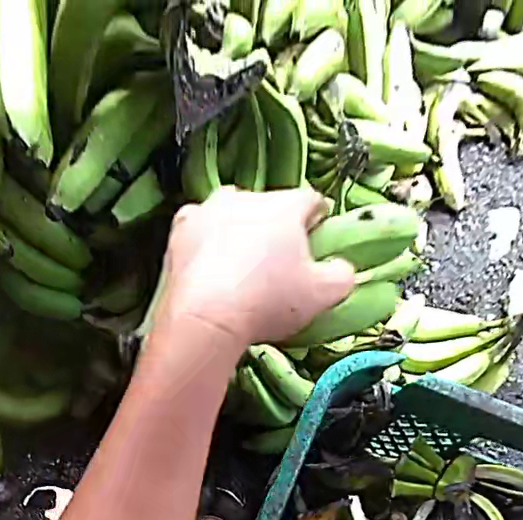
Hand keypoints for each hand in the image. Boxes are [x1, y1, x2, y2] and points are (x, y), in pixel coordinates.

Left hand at [153, 187, 355, 352]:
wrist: (205, 319)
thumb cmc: (268, 302)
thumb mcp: (322, 295)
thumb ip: (342, 276)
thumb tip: (343, 269)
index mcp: (286, 205)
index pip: (311, 201)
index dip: (316, 221)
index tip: (315, 241)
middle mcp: (246, 197)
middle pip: (268, 207)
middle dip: (274, 229)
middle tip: (275, 265)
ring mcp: (208, 211)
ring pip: (230, 214)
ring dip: (238, 233)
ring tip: (239, 268)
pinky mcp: (179, 233)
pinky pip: (198, 231)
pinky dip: (205, 245)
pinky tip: (209, 269)